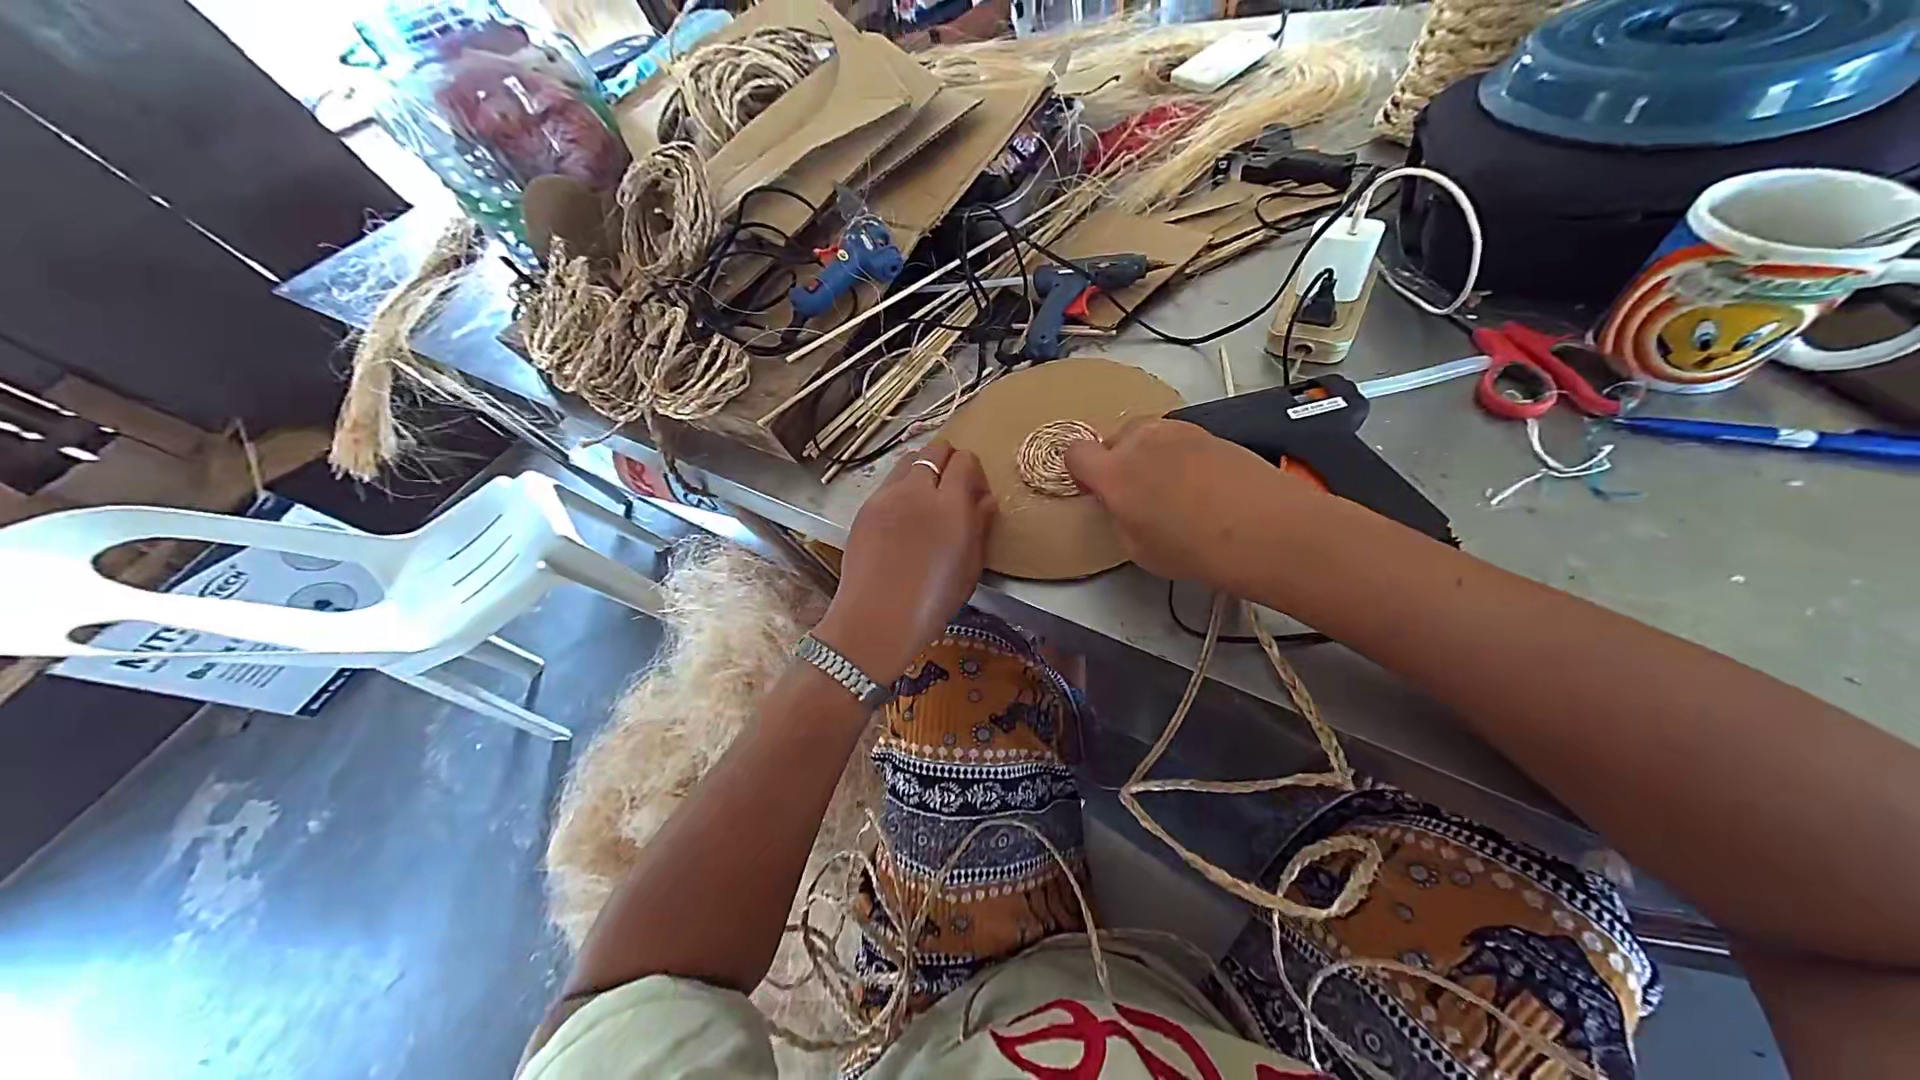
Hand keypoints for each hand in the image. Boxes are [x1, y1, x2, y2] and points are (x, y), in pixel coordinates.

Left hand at [815, 443, 994, 680]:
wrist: (876, 619)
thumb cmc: (932, 601)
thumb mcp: (970, 567)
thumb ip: (980, 525)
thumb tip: (985, 500)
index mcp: (949, 505)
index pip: (965, 461)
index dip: (974, 471)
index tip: (976, 493)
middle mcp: (916, 490)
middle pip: (935, 451)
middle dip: (949, 461)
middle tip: (954, 490)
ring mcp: (885, 497)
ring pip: (908, 462)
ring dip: (923, 470)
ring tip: (927, 501)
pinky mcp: (865, 509)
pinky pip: (889, 484)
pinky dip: (901, 488)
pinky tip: (904, 519)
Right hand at [1065, 419, 1316, 590]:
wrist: (1265, 529)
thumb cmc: (1196, 548)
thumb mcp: (1138, 549)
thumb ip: (1120, 517)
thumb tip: (1124, 506)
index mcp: (1114, 472)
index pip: (1076, 453)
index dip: (1079, 469)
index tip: (1090, 484)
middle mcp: (1142, 441)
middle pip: (1114, 437)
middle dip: (1117, 459)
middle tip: (1135, 492)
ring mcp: (1179, 431)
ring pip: (1149, 434)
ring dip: (1149, 454)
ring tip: (1170, 488)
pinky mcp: (1210, 432)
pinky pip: (1180, 439)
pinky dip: (1180, 455)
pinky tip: (1199, 484)